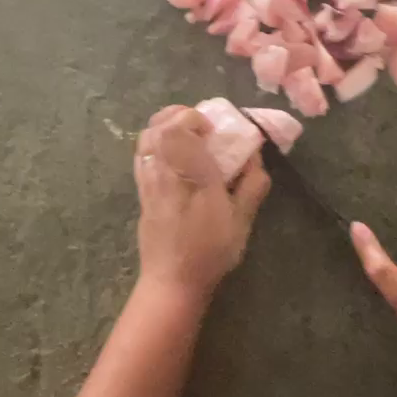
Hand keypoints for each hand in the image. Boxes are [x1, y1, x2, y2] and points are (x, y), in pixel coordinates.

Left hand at [134, 106, 270, 298]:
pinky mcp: (141, 192)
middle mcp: (164, 173)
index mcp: (191, 176)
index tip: (212, 129)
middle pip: (157, 127)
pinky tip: (172, 155)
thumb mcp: (242, 221)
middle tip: (200, 125)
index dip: (193, 118)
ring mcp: (148, 182)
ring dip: (165, 127)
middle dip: (178, 115)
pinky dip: (155, 144)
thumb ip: (251, 185)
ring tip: (186, 135)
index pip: (179, 129)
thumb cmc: (210, 251)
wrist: (172, 281)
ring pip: (146, 138)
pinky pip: (142, 155)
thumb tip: (254, 156)